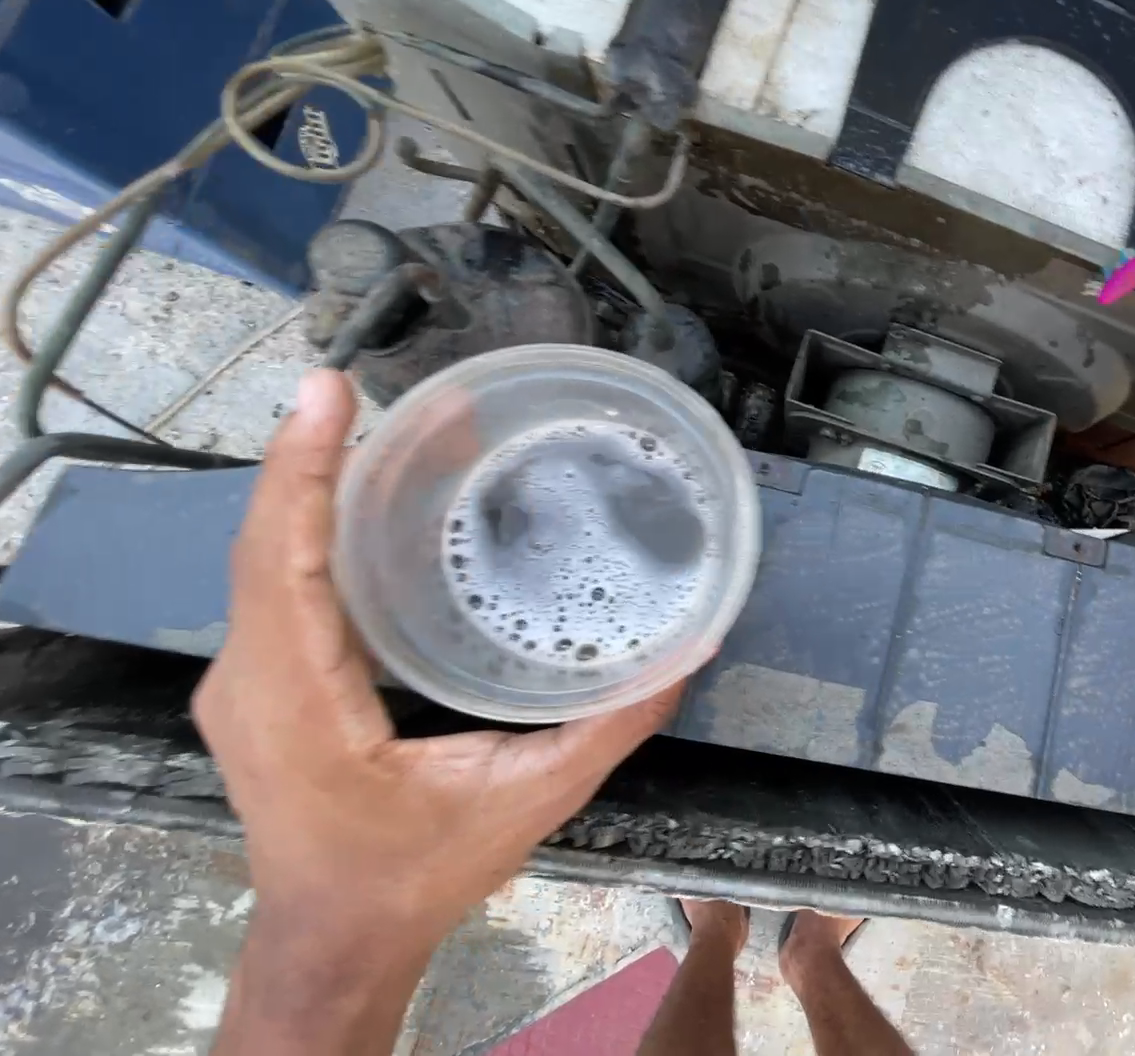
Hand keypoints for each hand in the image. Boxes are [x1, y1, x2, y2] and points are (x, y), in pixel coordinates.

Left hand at [193, 369, 682, 951]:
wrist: (341, 936)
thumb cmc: (427, 869)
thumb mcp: (534, 796)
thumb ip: (612, 724)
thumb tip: (689, 651)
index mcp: (300, 700)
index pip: (280, 564)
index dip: (301, 471)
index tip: (327, 392)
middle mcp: (254, 677)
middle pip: (270, 542)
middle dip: (325, 456)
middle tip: (409, 399)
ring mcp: (251, 679)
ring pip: (271, 559)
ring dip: (324, 485)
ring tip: (406, 431)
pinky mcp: (270, 681)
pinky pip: (284, 585)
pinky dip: (322, 527)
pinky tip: (382, 504)